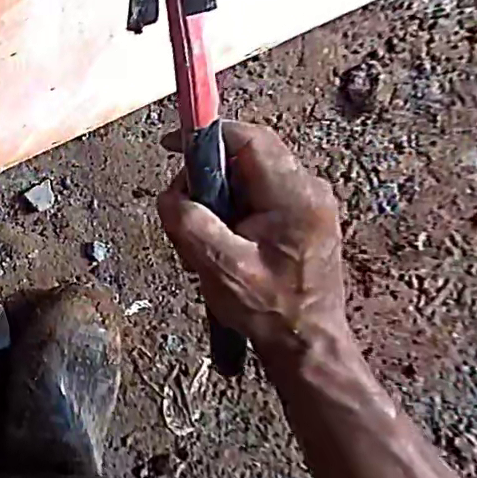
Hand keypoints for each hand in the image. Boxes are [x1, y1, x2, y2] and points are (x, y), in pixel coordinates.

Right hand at [156, 121, 349, 362]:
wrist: (305, 342)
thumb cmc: (267, 308)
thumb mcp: (219, 266)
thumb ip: (190, 222)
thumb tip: (170, 196)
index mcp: (294, 197)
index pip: (249, 140)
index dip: (207, 136)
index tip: (170, 145)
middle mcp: (306, 191)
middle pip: (242, 159)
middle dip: (203, 180)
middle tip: (182, 215)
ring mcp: (304, 204)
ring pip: (242, 179)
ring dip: (211, 202)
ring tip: (200, 243)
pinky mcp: (296, 218)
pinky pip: (250, 197)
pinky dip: (224, 213)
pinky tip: (216, 246)